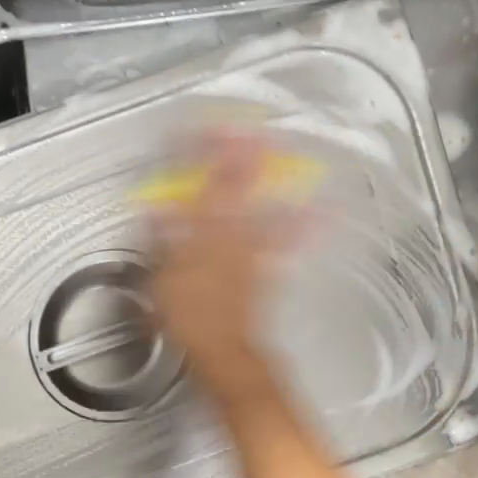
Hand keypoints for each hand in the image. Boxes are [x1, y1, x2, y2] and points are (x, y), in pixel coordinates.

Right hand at [149, 130, 310, 405]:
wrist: (223, 351)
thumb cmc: (189, 320)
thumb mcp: (160, 280)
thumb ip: (162, 240)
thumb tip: (155, 209)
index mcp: (202, 234)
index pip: (202, 183)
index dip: (203, 153)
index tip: (203, 128)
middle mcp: (232, 234)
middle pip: (238, 185)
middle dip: (243, 154)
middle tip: (247, 126)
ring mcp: (252, 248)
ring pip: (263, 204)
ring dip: (272, 176)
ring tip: (283, 148)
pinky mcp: (265, 267)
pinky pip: (288, 238)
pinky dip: (306, 221)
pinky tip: (322, 208)